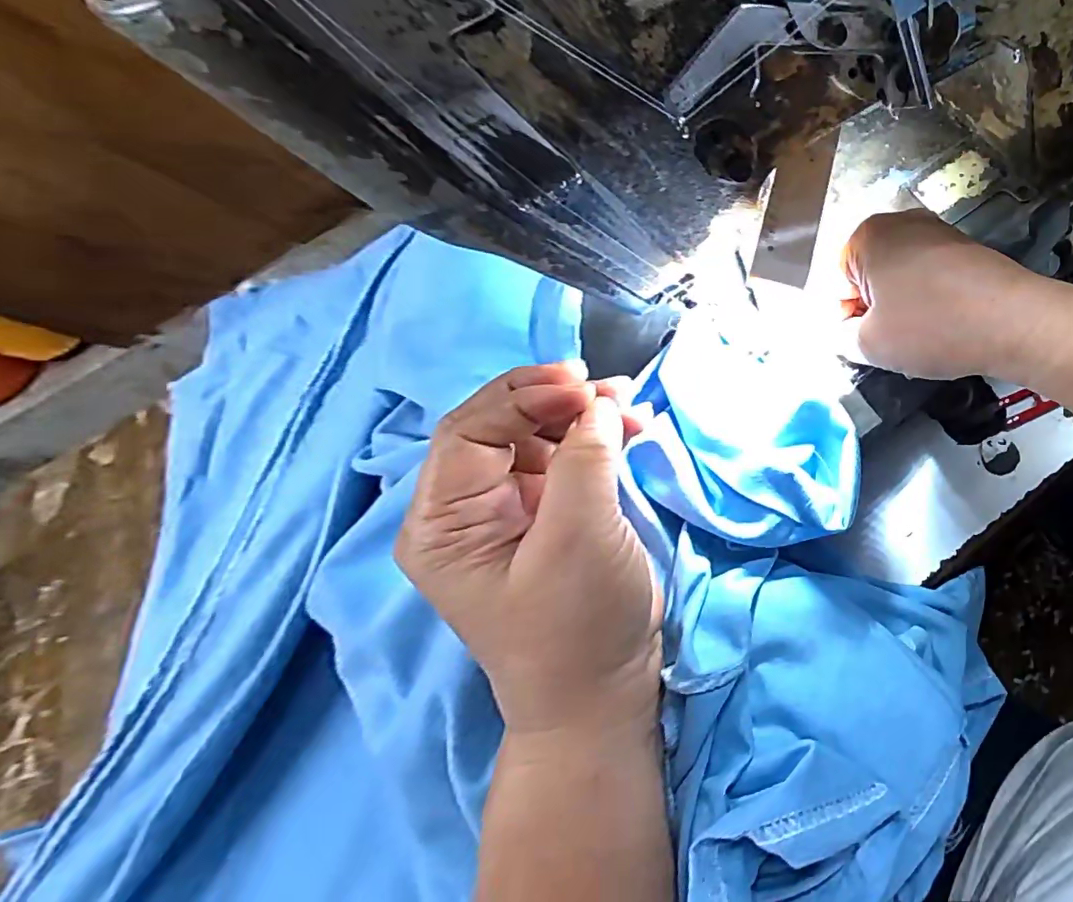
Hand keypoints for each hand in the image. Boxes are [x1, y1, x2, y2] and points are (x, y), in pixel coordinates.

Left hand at [397, 362, 661, 734]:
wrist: (603, 689)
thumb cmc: (577, 623)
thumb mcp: (578, 539)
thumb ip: (585, 463)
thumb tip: (599, 403)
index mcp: (444, 523)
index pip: (470, 433)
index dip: (522, 396)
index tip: (582, 383)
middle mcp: (468, 510)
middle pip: (501, 428)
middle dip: (555, 401)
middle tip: (609, 388)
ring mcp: (512, 511)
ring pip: (538, 438)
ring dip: (583, 416)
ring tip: (628, 403)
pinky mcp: (551, 515)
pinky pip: (567, 460)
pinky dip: (597, 438)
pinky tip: (628, 427)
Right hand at [838, 210, 1058, 380]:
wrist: (1013, 320)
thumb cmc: (931, 327)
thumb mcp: (870, 344)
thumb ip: (842, 337)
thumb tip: (846, 330)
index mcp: (867, 235)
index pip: (835, 284)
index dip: (845, 320)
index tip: (866, 342)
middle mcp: (901, 222)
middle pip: (870, 276)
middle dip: (875, 310)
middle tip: (894, 342)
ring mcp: (939, 232)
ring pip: (902, 279)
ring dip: (904, 308)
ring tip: (925, 336)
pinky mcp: (967, 250)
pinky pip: (933, 279)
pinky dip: (933, 302)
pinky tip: (949, 325)